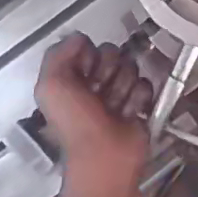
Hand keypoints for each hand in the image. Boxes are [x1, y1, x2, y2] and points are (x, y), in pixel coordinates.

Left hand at [35, 33, 154, 185]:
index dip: (88, 56)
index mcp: (70, 76)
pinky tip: (128, 115)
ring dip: (122, 88)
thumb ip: (59, 53)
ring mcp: (118, 91)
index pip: (88, 45)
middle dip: (108, 72)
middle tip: (99, 94)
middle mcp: (93, 81)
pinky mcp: (139, 102)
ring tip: (114, 109)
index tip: (84, 74)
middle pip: (112, 53)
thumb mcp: (51, 85)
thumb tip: (80, 38)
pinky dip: (138, 99)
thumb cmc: (75, 123)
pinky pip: (146, 84)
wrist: (104, 158)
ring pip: (130, 67)